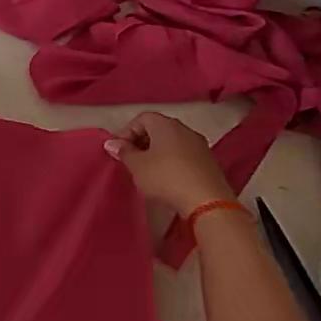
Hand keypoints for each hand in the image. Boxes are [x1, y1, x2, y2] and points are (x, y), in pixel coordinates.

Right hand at [104, 112, 234, 215]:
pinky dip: (170, 160)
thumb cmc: (165, 177)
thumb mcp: (136, 165)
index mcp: (167, 126)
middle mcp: (186, 131)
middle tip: (129, 158)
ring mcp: (200, 146)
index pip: (142, 118)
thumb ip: (123, 151)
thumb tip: (112, 143)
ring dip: (156, 151)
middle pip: (158, 128)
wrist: (206, 202)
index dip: (126, 131)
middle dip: (140, 141)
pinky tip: (164, 176)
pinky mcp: (209, 162)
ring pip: (172, 142)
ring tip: (145, 168)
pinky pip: (183, 154)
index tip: (118, 149)